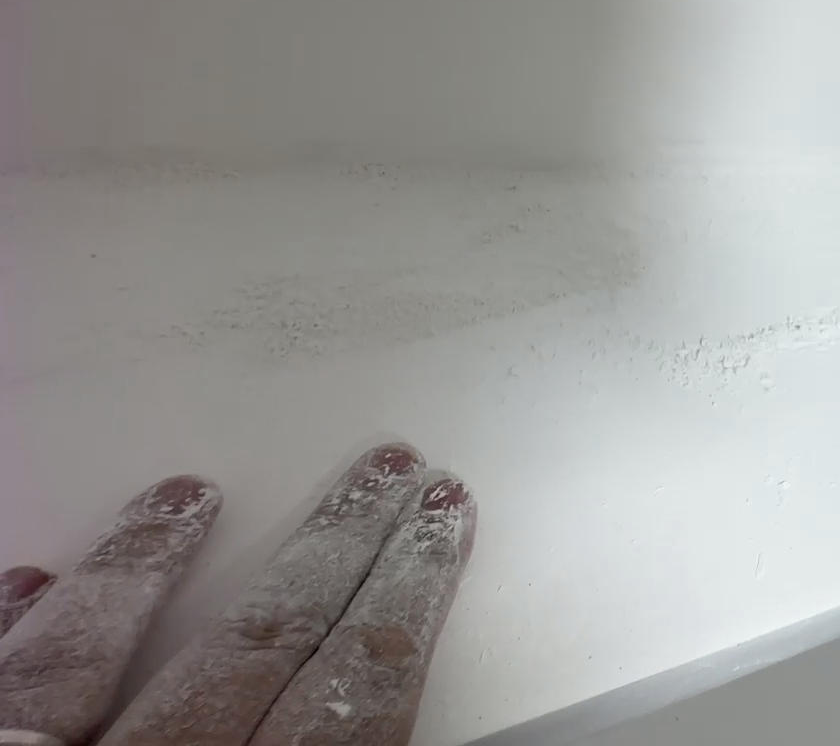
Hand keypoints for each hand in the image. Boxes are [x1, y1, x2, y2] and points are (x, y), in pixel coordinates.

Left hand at [0, 444, 475, 745]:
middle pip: (265, 639)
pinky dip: (6, 633)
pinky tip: (28, 584)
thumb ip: (366, 745)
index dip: (418, 583)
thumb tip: (437, 701)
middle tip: (387, 470)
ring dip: (148, 563)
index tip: (446, 517)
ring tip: (184, 495)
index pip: (364, 675)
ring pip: (89, 657)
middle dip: (342, 539)